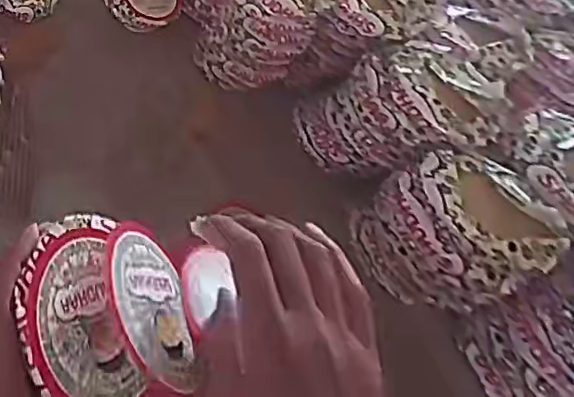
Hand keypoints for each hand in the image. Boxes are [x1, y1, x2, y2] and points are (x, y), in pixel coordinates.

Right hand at [193, 214, 383, 396]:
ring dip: (286, 230)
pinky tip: (313, 238)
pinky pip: (353, 286)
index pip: (247, 254)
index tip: (204, 225)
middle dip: (249, 221)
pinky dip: (331, 252)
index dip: (222, 228)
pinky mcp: (369, 352)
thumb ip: (221, 345)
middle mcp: (311, 327)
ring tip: (263, 224)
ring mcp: (345, 337)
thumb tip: (220, 299)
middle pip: (281, 245)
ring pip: (318, 255)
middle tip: (228, 222)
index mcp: (272, 338)